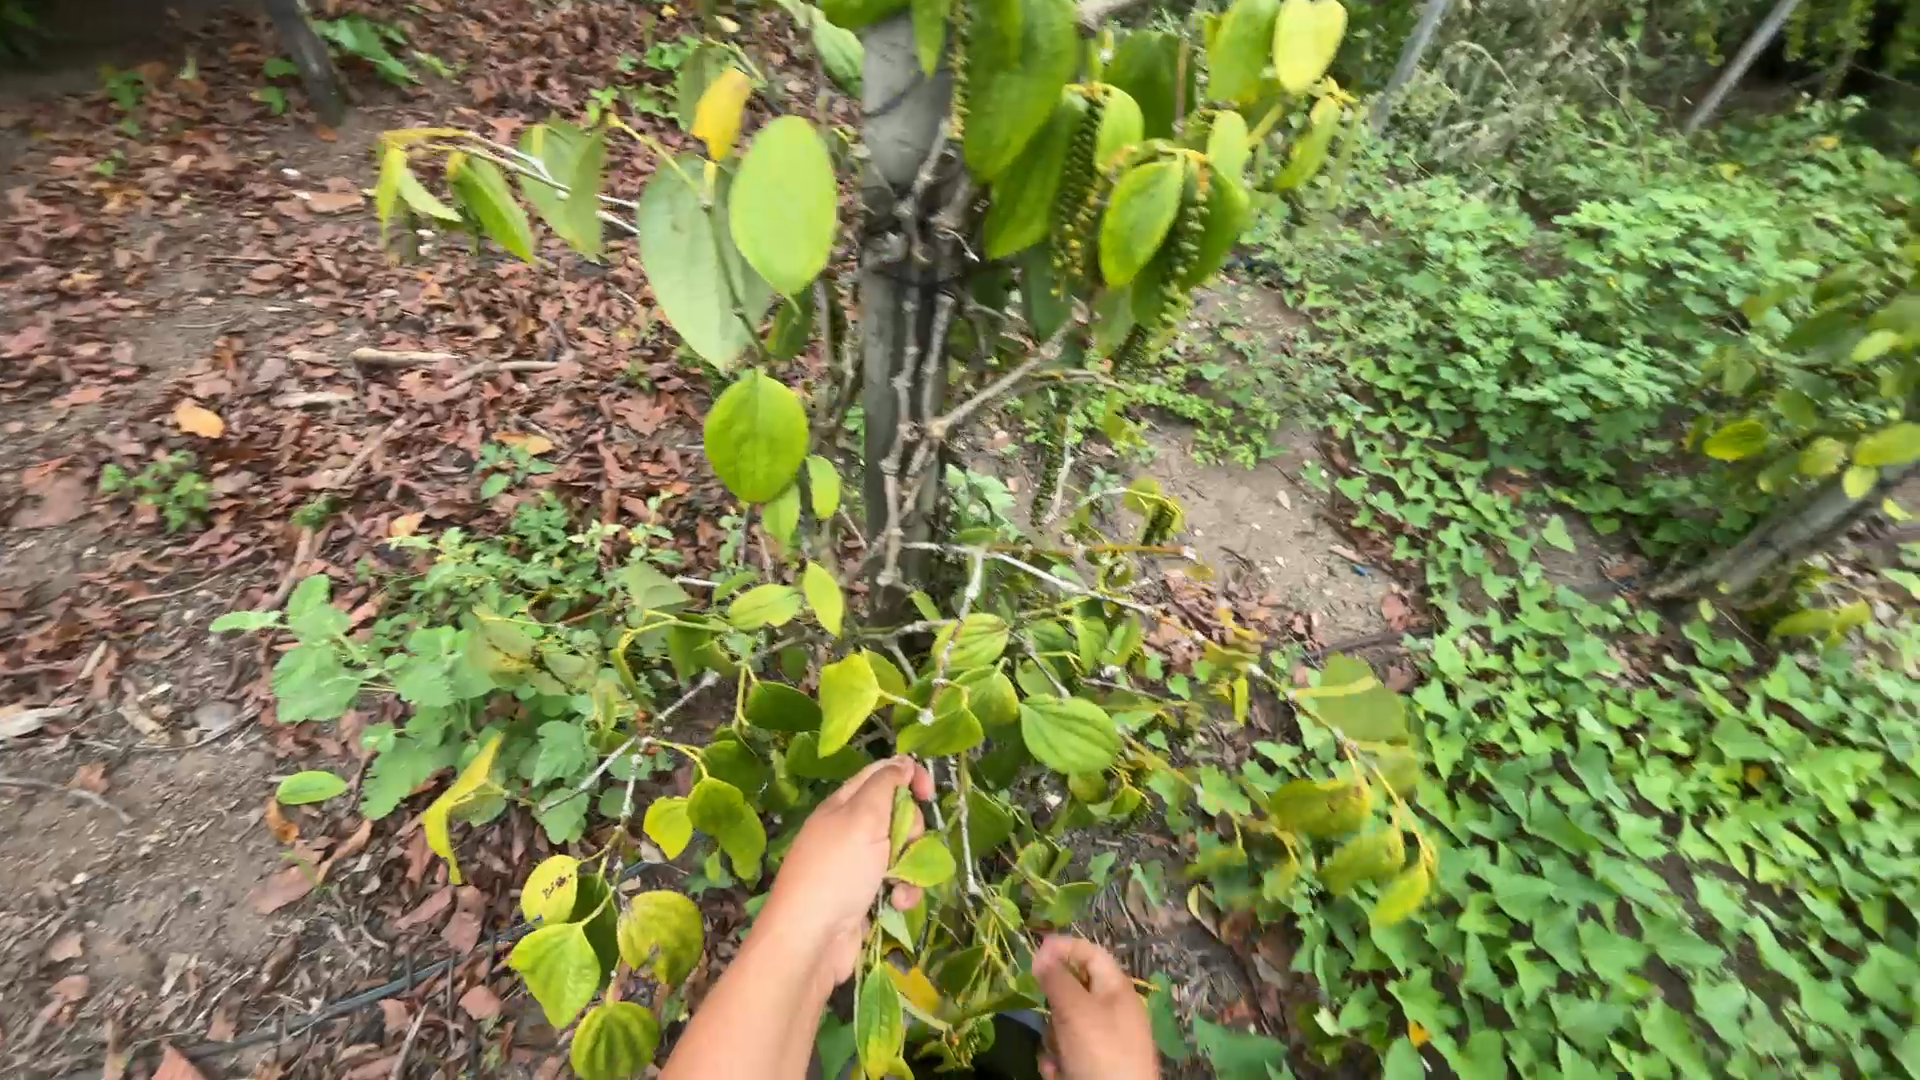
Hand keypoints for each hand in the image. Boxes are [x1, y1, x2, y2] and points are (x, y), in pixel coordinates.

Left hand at [756, 755, 934, 995]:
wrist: (810, 941)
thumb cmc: (837, 870)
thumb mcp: (862, 816)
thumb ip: (886, 784)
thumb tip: (903, 761)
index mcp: (845, 803)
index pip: (882, 774)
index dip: (908, 776)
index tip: (928, 793)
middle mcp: (851, 829)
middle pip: (898, 813)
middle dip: (912, 830)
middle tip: (903, 844)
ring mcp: (858, 864)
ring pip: (902, 850)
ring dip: (911, 866)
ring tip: (900, 884)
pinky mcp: (866, 895)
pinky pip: (897, 882)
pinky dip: (903, 891)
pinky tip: (897, 904)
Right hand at [1034, 936, 1158, 1079]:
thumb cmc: (1101, 1053)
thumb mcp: (1075, 1009)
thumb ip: (1056, 977)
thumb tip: (1042, 954)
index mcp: (1117, 990)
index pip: (1090, 953)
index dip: (1063, 946)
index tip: (1035, 952)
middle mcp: (1113, 1013)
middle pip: (1074, 991)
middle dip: (1054, 1003)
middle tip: (1048, 1012)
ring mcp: (1105, 1044)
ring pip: (1066, 1025)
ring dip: (1053, 1037)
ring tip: (1055, 1053)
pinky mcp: (1094, 1069)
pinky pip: (1067, 1053)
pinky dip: (1057, 1061)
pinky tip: (1057, 1073)